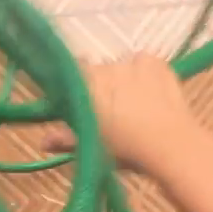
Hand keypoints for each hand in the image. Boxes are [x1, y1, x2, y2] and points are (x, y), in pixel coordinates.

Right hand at [42, 55, 209, 179]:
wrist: (170, 144)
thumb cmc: (126, 150)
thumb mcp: (94, 147)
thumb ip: (66, 139)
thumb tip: (42, 141)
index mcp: (85, 86)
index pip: (69, 76)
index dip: (72, 89)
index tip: (78, 106)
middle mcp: (105, 67)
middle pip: (96, 73)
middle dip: (99, 89)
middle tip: (110, 114)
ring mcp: (131, 61)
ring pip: (119, 69)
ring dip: (122, 82)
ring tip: (135, 107)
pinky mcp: (153, 61)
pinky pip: (141, 63)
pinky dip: (142, 74)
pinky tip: (150, 94)